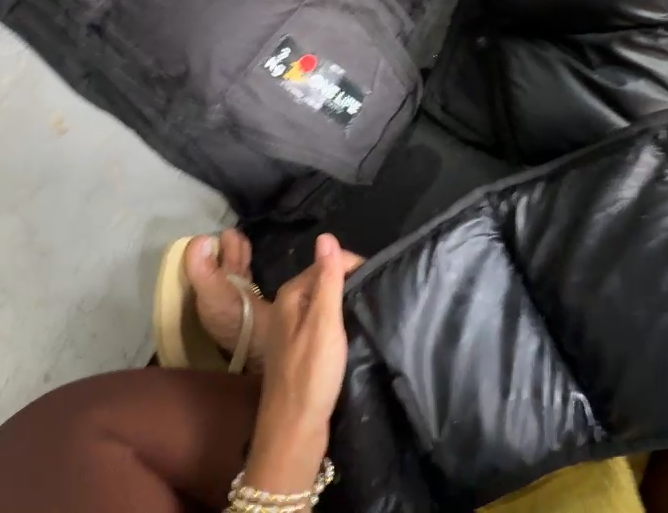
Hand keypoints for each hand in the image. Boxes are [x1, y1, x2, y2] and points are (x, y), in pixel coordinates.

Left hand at [242, 234, 362, 495]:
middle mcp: (287, 307)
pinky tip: (354, 335)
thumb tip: (326, 236)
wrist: (294, 431)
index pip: (327, 262)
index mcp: (290, 294)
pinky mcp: (301, 352)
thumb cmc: (310, 374)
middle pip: (325, 281)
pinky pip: (324, 325)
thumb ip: (326, 280)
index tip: (379, 280)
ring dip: (346, 305)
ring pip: (325, 305)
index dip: (354, 266)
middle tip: (379, 298)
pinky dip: (340, 325)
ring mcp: (293, 331)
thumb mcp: (323, 322)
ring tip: (371, 313)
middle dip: (351, 284)